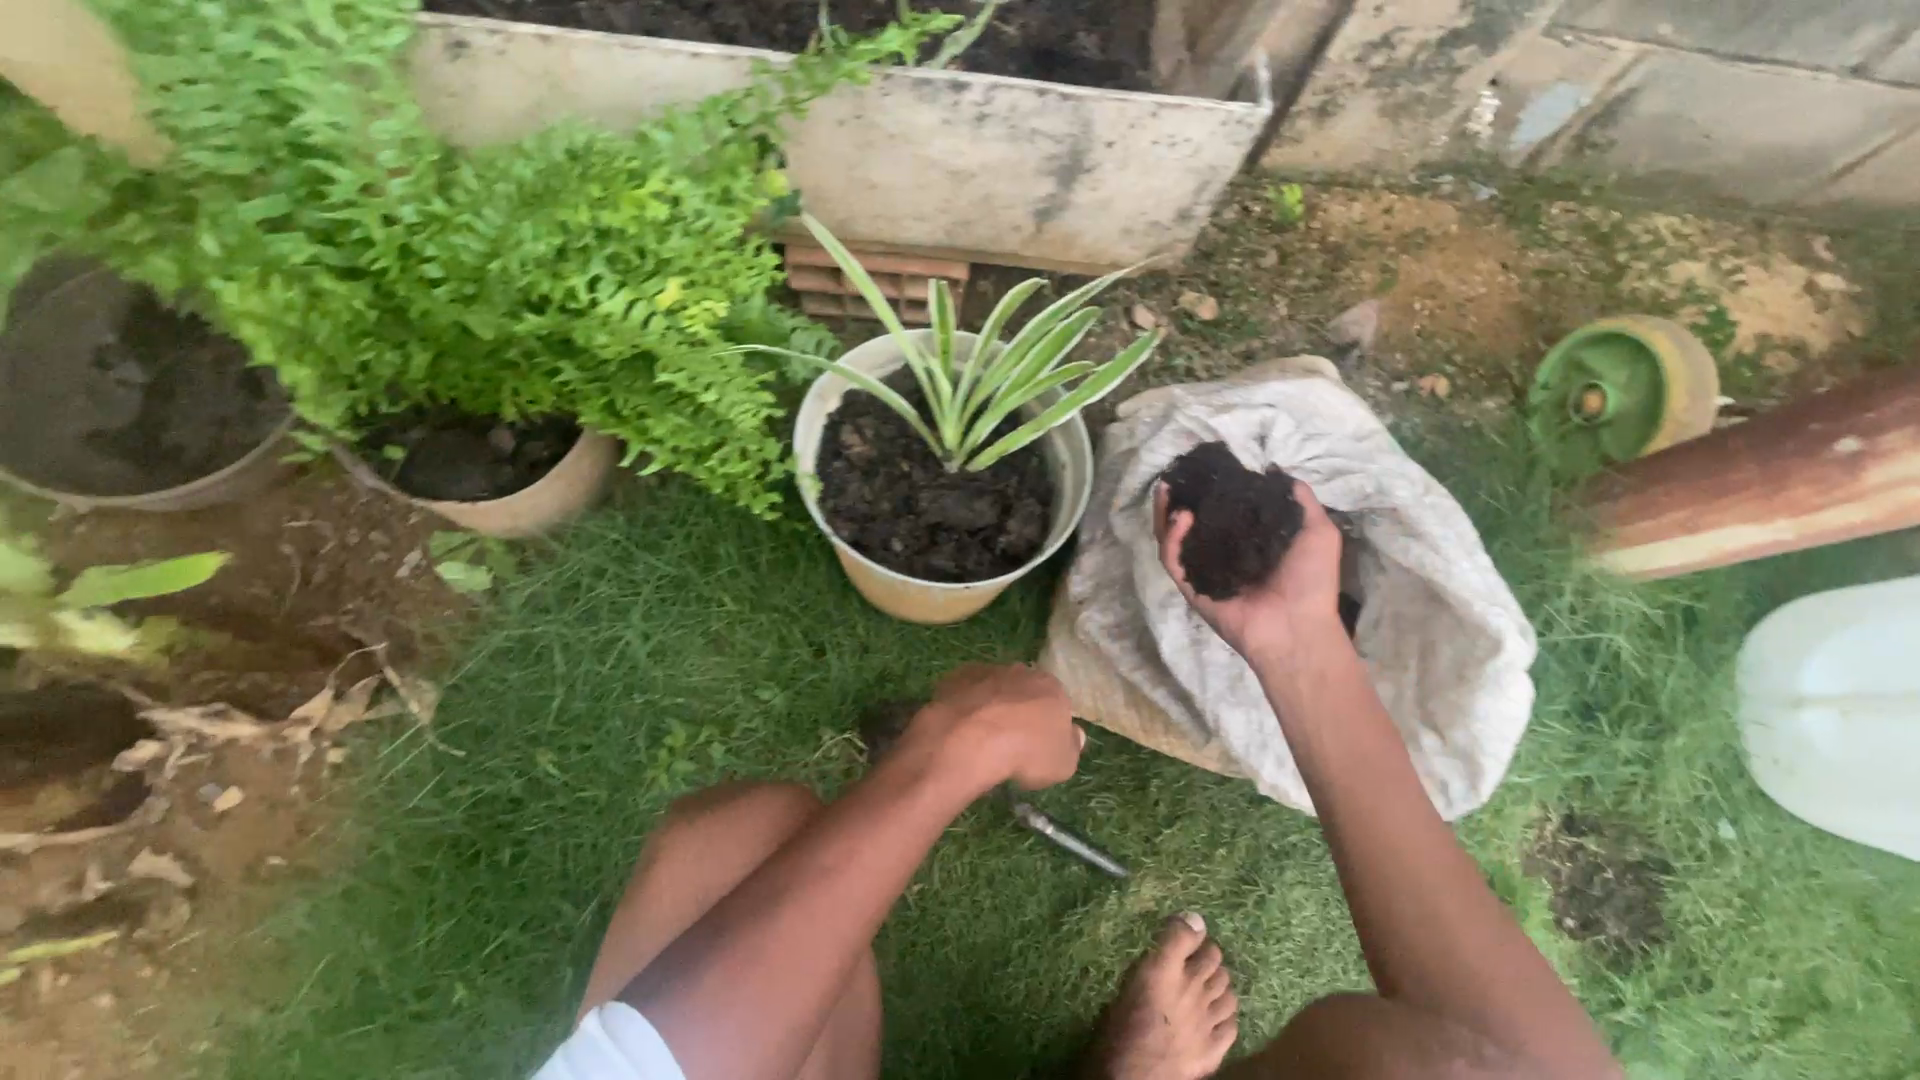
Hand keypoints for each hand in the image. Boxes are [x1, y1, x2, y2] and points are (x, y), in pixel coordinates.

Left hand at [903, 664, 1082, 793]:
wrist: (971, 739)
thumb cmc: (1025, 754)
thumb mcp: (1064, 764)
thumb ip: (1071, 746)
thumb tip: (1074, 734)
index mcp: (1052, 688)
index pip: (1057, 702)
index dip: (1048, 724)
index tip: (1039, 745)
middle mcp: (1022, 671)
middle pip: (1025, 690)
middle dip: (1020, 710)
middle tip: (1011, 741)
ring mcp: (987, 671)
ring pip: (994, 688)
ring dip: (991, 706)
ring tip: (981, 738)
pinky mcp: (956, 677)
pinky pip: (965, 691)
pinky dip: (965, 705)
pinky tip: (959, 728)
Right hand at [1154, 477, 1344, 665]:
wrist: (1297, 626)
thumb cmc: (1311, 580)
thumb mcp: (1318, 531)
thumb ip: (1300, 500)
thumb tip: (1274, 470)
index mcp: (1247, 542)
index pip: (1219, 512)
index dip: (1209, 491)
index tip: (1204, 471)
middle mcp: (1221, 554)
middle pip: (1188, 523)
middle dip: (1178, 499)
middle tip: (1174, 479)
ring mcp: (1202, 571)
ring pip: (1172, 539)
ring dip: (1165, 514)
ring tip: (1168, 491)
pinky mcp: (1189, 587)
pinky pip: (1172, 560)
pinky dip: (1171, 538)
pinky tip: (1182, 517)